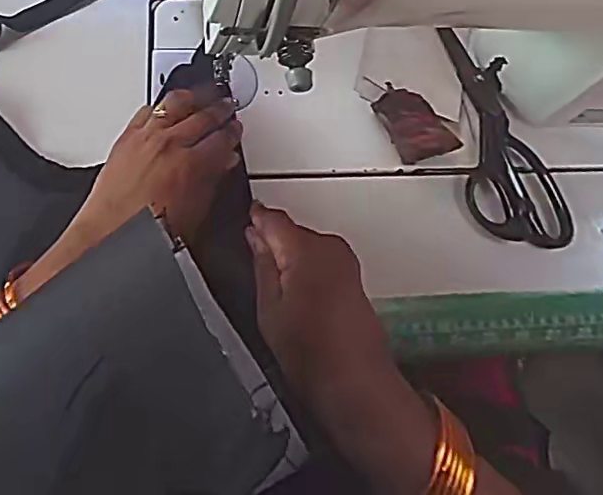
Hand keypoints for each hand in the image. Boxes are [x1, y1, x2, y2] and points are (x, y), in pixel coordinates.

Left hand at [18, 89, 241, 298]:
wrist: (109, 234)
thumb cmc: (146, 233)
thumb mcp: (196, 214)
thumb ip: (213, 182)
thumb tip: (224, 166)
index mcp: (191, 164)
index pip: (222, 138)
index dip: (233, 132)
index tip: (235, 129)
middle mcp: (169, 144)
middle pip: (203, 115)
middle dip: (220, 109)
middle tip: (227, 106)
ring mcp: (146, 137)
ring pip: (175, 103)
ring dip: (192, 97)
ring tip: (201, 94)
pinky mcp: (126, 136)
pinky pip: (147, 110)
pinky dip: (161, 105)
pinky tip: (166, 106)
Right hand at [248, 204, 437, 494]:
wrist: (356, 385)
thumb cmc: (312, 354)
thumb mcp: (269, 308)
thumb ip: (261, 263)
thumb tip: (255, 236)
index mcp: (304, 248)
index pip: (272, 217)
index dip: (255, 219)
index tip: (246, 224)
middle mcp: (329, 246)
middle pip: (291, 230)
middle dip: (274, 244)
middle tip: (258, 271)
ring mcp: (345, 260)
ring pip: (307, 245)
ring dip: (293, 259)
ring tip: (283, 296)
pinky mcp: (355, 275)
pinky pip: (323, 260)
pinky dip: (311, 271)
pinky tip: (303, 301)